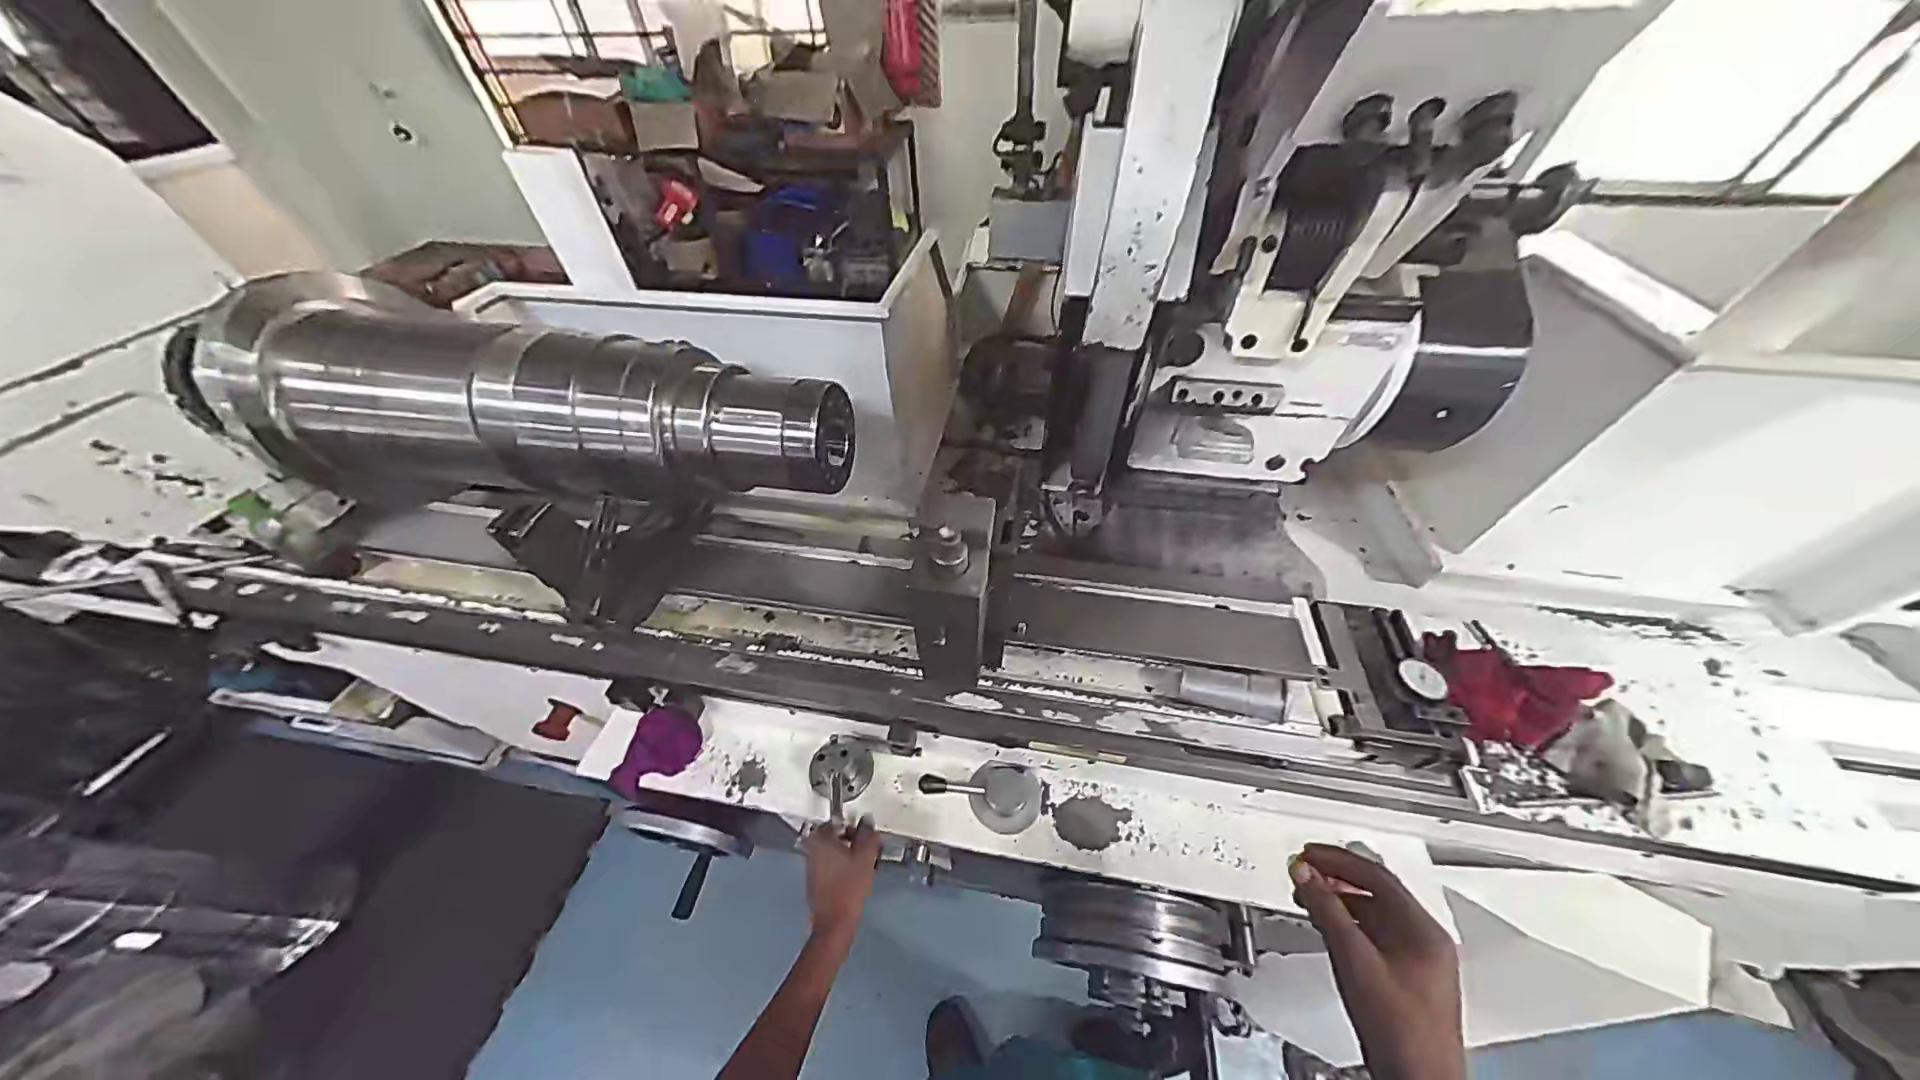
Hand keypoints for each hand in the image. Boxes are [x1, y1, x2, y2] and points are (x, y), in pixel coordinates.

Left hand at [803, 816, 880, 942]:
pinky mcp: (812, 882)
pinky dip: (838, 865)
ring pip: (829, 851)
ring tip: (860, 861)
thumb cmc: (850, 887)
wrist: (834, 922)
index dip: (851, 825)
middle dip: (848, 839)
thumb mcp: (865, 857)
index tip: (863, 834)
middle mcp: (812, 851)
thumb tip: (868, 822)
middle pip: (831, 836)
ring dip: (844, 852)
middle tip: (863, 847)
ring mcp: (810, 867)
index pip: (835, 821)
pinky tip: (851, 875)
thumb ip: (868, 836)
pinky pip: (826, 864)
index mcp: (821, 840)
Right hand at [1290, 844, 1464, 1079]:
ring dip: (1337, 896)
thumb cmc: (1400, 1031)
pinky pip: (1371, 931)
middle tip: (1305, 867)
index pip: (1376, 876)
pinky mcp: (1404, 974)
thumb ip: (1325, 908)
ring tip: (1308, 891)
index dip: (1337, 859)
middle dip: (1335, 875)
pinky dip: (1344, 918)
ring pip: (1372, 911)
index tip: (1308, 853)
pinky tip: (1325, 921)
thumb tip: (1305, 873)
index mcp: (1422, 931)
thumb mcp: (1352, 957)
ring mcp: (1416, 959)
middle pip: (1375, 890)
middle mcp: (1424, 941)